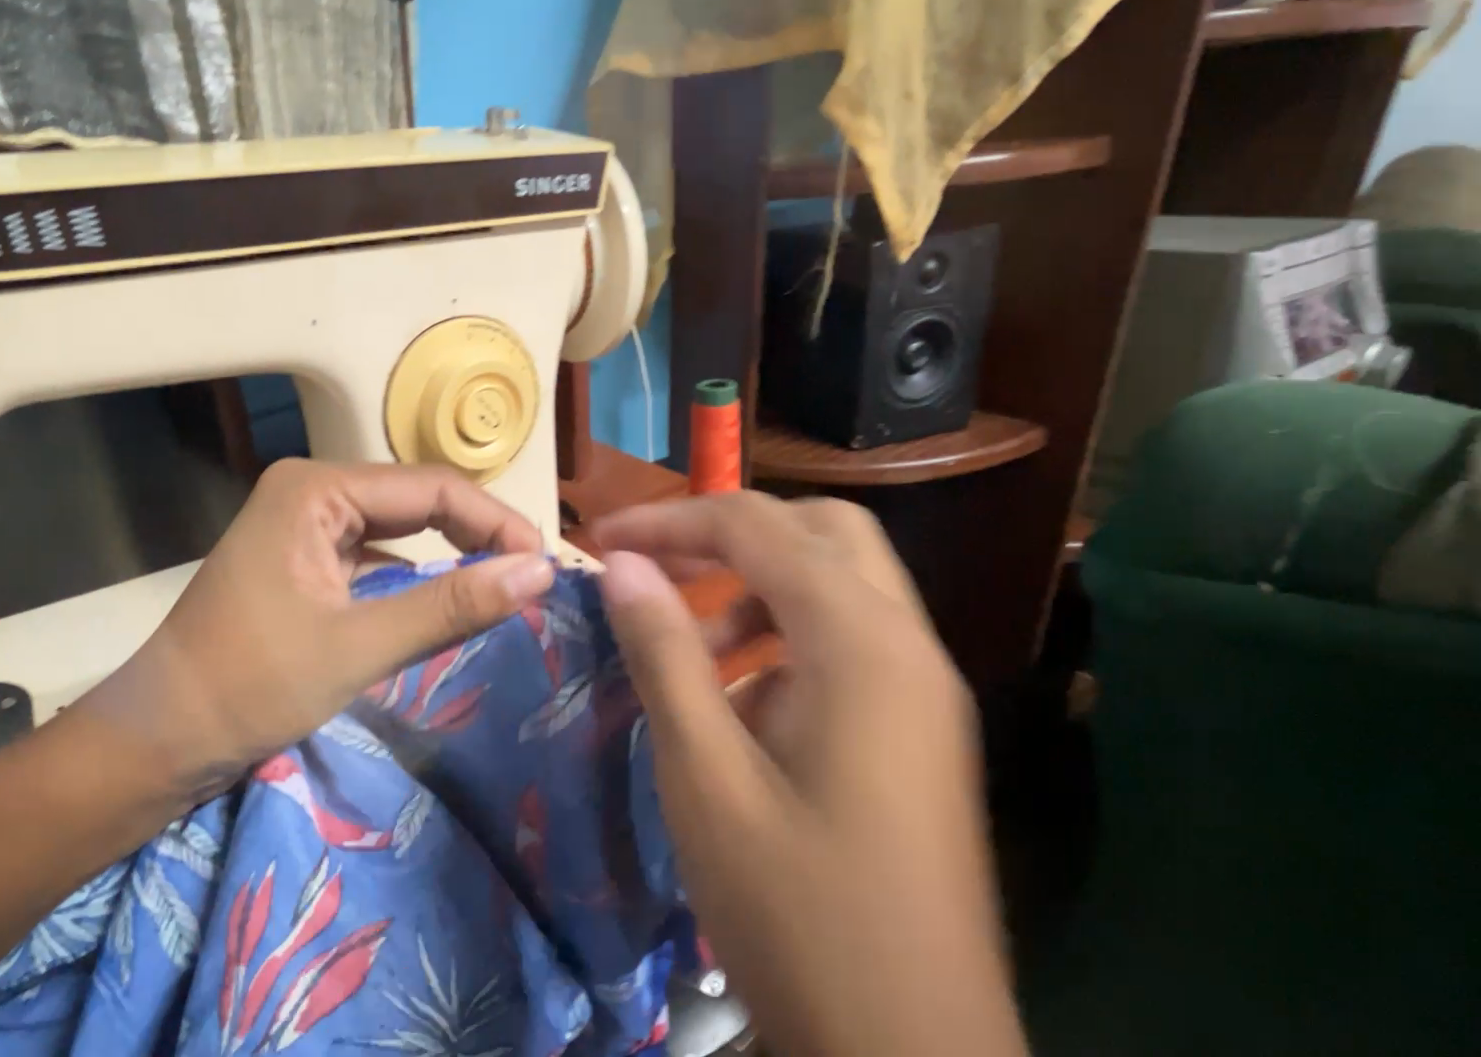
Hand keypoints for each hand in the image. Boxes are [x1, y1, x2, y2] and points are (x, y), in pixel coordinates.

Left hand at [81, 459, 555, 801]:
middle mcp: (310, 491)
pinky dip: (415, 578)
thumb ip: (451, 606)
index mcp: (316, 489)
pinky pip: (375, 557)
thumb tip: (540, 572)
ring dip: (450, 555)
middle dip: (477, 535)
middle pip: (417, 501)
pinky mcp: (302, 562)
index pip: (432, 487)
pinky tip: (446, 600)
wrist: (157, 739)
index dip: (495, 521)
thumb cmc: (250, 685)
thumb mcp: (359, 647)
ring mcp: (302, 526)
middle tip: (530, 578)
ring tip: (502, 587)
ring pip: (399, 529)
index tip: (543, 566)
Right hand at [592, 492, 1025, 1056]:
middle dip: (731, 535)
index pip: (759, 528)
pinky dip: (792, 640)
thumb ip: (665, 656)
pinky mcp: (922, 731)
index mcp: (861, 643)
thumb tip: (625, 566)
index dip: (671, 521)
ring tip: (692, 645)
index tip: (599, 542)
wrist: (914, 1050)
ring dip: (763, 588)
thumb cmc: (797, 912)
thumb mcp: (706, 779)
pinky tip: (741, 703)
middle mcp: (908, 645)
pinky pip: (854, 646)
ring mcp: (925, 690)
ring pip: (844, 588)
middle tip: (656, 569)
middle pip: (821, 534)